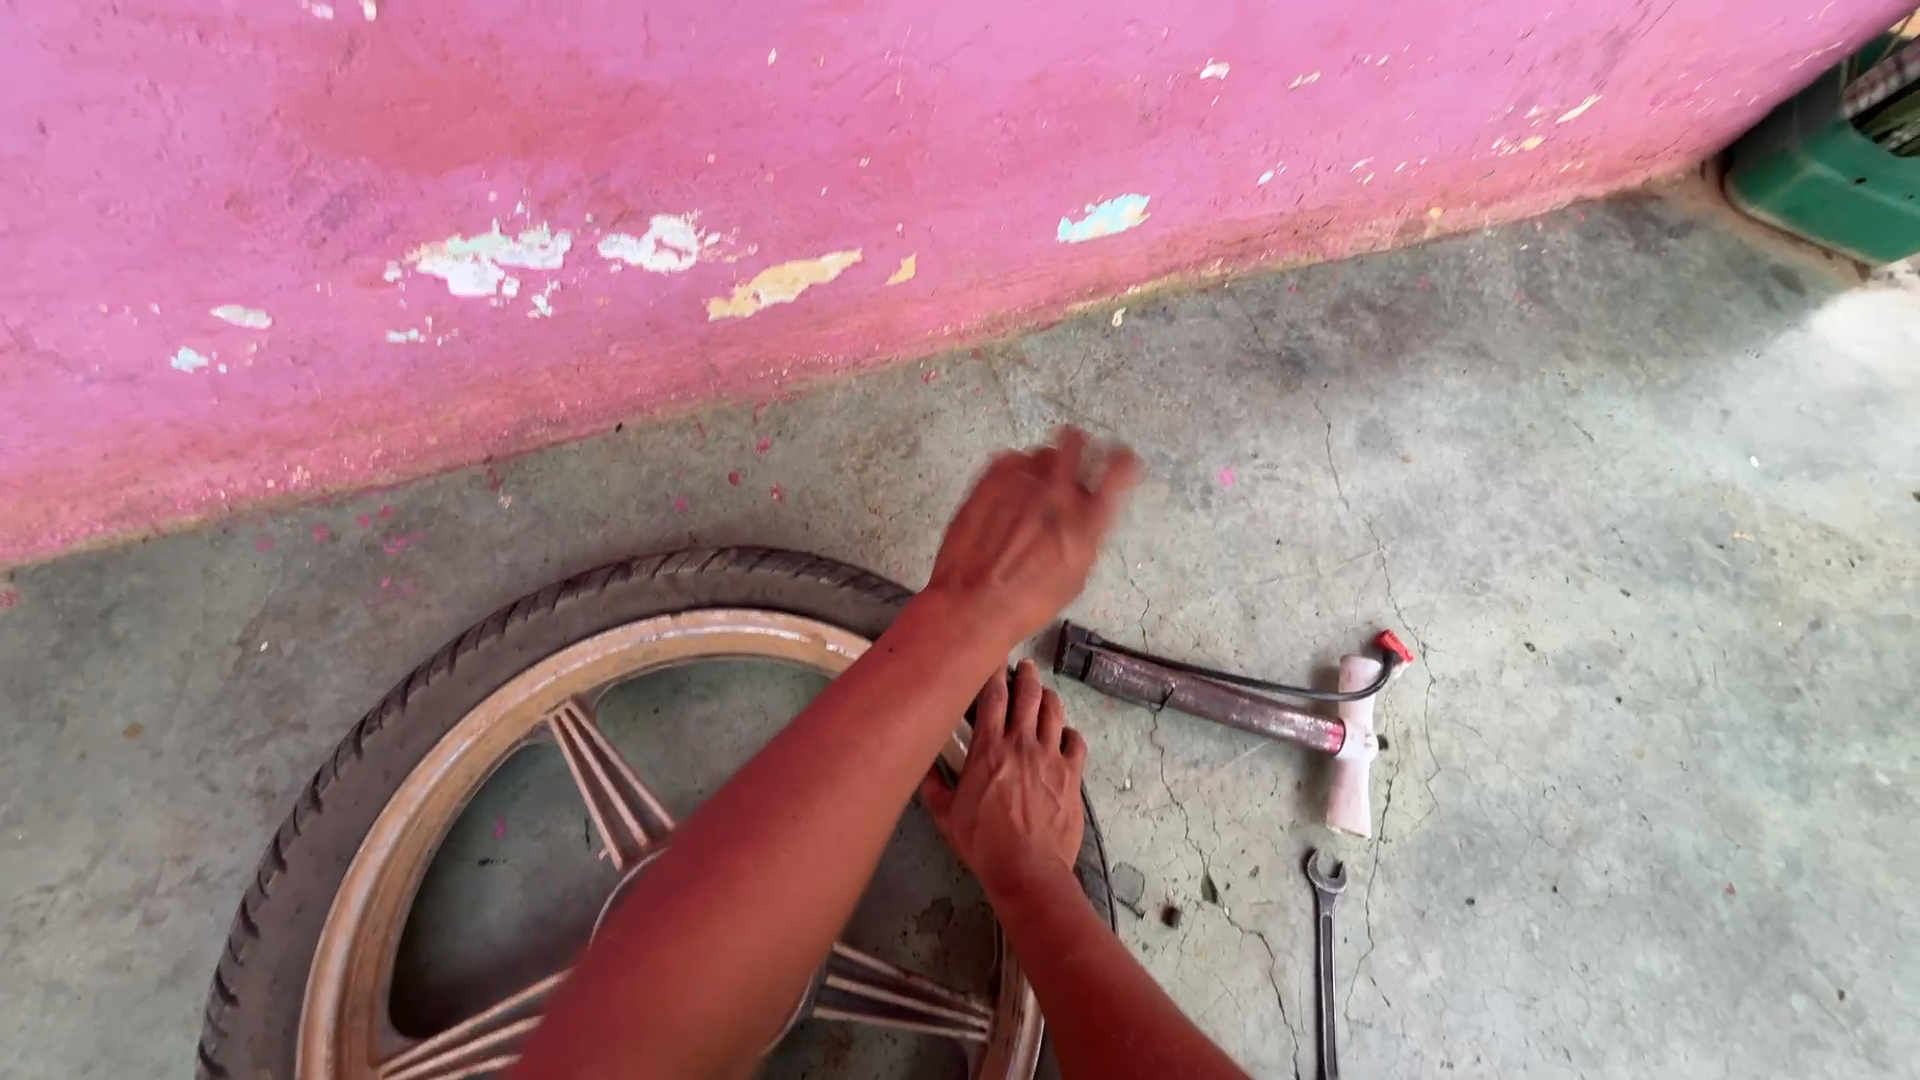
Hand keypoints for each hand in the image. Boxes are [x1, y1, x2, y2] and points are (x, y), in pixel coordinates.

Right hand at [920, 660, 1088, 896]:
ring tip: (1043, 692)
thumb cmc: (983, 843)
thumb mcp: (947, 816)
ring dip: (1048, 696)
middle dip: (1025, 674)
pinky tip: (1065, 734)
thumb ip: (933, 787)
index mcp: (989, 748)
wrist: (1028, 869)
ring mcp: (1050, 757)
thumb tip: (923, 766)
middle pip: (1027, 694)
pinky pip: (1076, 742)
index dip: (993, 672)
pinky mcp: (1072, 774)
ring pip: (1054, 711)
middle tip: (1024, 665)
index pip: (992, 696)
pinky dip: (1070, 732)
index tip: (993, 658)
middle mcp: (1021, 743)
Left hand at [925, 427, 1140, 646]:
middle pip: (1077, 443)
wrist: (973, 604)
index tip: (1122, 459)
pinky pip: (1009, 458)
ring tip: (1034, 488)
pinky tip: (1009, 492)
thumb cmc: (1024, 603)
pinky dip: (1014, 471)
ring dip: (1044, 465)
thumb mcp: (1074, 577)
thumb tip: (1085, 519)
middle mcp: (1058, 495)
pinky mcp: (990, 481)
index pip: (1120, 470)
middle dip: (1078, 447)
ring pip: (1042, 451)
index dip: (1123, 461)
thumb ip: (1085, 536)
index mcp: (1087, 521)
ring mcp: (1022, 483)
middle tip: (1074, 456)